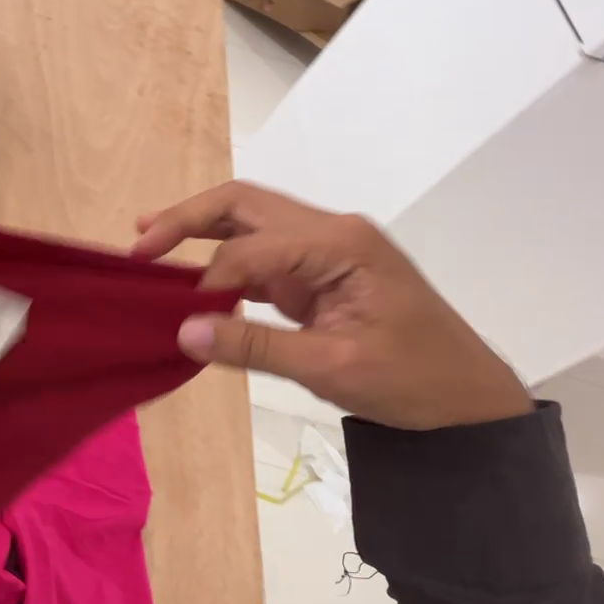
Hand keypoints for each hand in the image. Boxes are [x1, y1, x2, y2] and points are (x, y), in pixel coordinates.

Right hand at [131, 183, 532, 430]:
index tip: (184, 320)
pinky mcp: (318, 272)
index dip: (207, 281)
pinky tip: (190, 273)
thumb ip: (253, 346)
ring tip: (148, 241)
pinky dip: (220, 260)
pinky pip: (260, 253)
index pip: (249, 249)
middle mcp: (330, 232)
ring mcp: (325, 249)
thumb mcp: (330, 366)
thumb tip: (182, 332)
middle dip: (187, 219)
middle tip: (139, 242)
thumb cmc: (409, 379)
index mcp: (340, 245)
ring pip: (249, 221)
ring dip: (199, 229)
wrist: (464, 398)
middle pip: (245, 204)